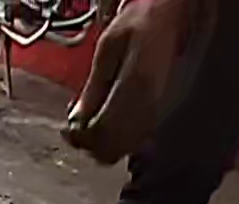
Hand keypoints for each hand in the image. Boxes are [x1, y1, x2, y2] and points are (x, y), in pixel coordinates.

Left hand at [63, 0, 196, 163]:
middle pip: (110, 148)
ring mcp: (153, 115)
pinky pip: (130, 145)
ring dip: (99, 147)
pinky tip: (105, 128)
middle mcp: (148, 106)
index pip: (101, 130)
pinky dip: (113, 144)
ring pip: (120, 151)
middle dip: (88, 145)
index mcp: (135, 86)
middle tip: (75, 132)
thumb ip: (93, 87)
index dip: (81, 136)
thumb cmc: (141, 23)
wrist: (170, 17)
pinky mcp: (155, 118)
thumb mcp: (108, 47)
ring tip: (88, 128)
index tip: (67, 130)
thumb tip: (78, 119)